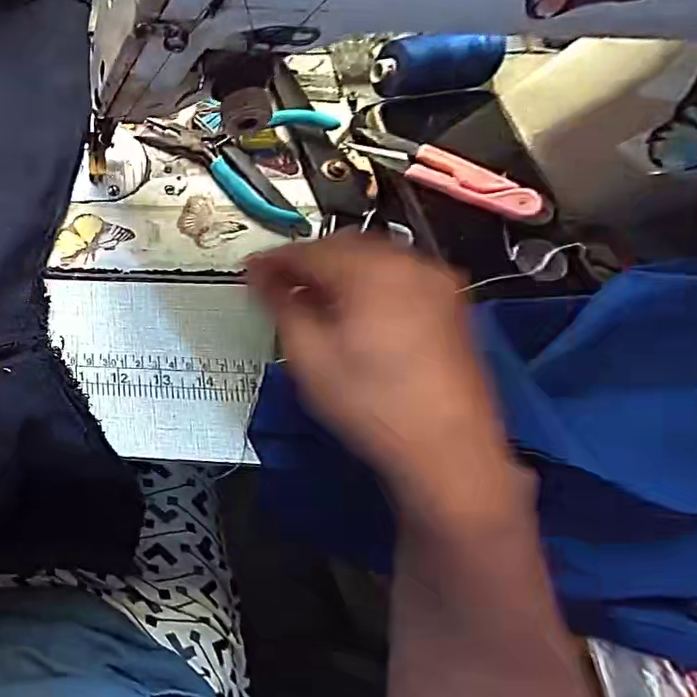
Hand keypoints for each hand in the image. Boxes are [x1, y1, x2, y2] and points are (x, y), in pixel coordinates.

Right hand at [246, 235, 528, 517]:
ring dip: (332, 270)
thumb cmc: (374, 405)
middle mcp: (410, 267)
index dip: (271, 260)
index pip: (308, 250)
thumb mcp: (307, 353)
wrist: (445, 450)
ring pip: (370, 258)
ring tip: (304, 297)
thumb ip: (280, 304)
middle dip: (303, 261)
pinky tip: (343, 309)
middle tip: (272, 282)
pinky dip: (362, 282)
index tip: (249, 271)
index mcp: (373, 273)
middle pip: (341, 246)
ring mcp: (435, 285)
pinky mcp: (447, 305)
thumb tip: (261, 279)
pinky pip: (394, 276)